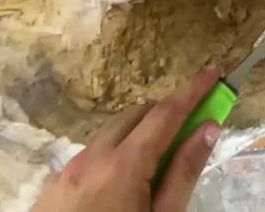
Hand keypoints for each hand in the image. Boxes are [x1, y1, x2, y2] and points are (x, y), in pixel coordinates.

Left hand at [32, 68, 221, 211]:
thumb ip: (184, 172)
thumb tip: (209, 127)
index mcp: (123, 165)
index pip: (167, 112)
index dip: (194, 89)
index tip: (215, 71)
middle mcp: (91, 158)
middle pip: (137, 114)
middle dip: (166, 112)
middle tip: (191, 128)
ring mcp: (65, 174)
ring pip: (111, 133)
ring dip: (138, 134)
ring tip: (155, 166)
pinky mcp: (49, 192)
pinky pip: (89, 156)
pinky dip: (113, 155)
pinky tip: (120, 189)